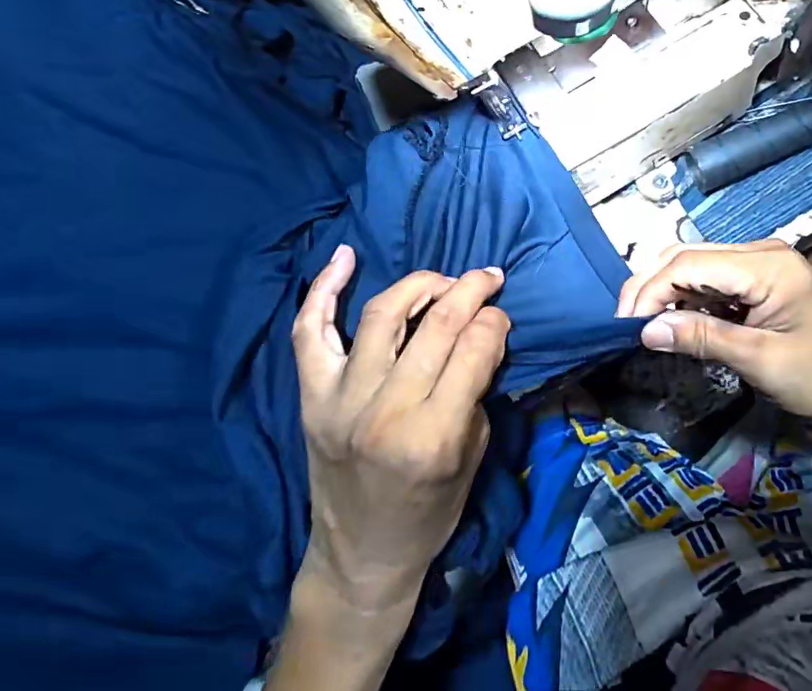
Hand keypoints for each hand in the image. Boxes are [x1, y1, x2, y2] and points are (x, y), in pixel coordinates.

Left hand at [291, 245, 509, 615]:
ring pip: (382, 314)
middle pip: (436, 324)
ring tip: (443, 280)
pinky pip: (310, 332)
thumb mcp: (472, 455)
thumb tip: (483, 328)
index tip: (501, 315)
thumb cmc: (429, 512)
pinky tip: (343, 257)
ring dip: (420, 284)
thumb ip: (475, 388)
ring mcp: (340, 400)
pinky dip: (322, 290)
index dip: (495, 320)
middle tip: (487, 278)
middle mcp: (385, 411)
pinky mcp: (311, 397)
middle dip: (470, 290)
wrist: (361, 553)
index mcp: (432, 436)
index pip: (474, 347)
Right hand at [616, 240, 811, 438]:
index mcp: (766, 263)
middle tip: (625, 324)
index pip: (687, 263)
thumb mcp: (763, 361)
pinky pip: (710, 280)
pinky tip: (673, 321)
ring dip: (665, 292)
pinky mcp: (759, 281)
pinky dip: (685, 299)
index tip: (625, 326)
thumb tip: (646, 330)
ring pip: (693, 265)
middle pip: (685, 256)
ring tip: (643, 325)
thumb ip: (702, 338)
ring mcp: (760, 264)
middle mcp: (759, 252)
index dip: (649, 291)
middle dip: (649, 287)